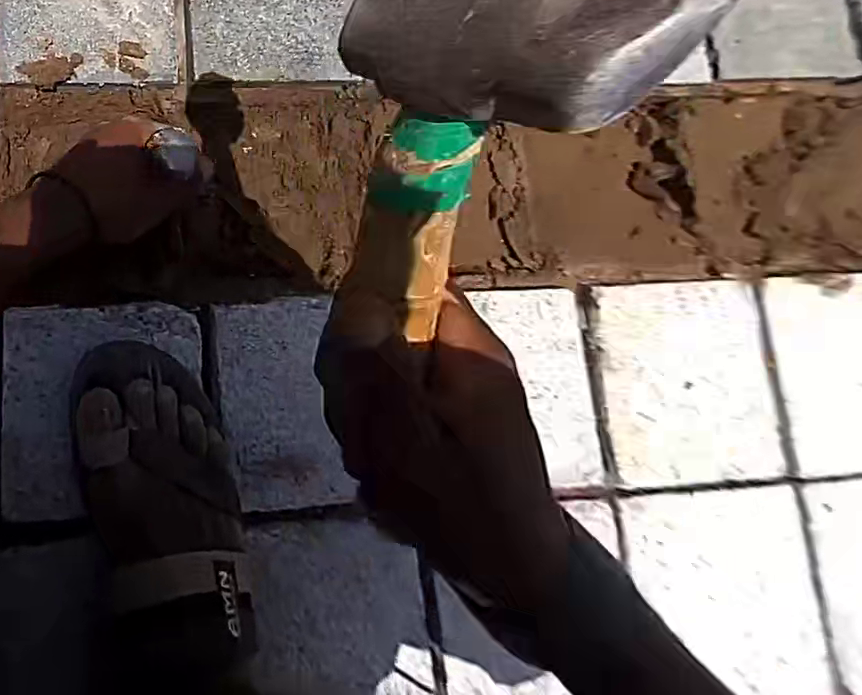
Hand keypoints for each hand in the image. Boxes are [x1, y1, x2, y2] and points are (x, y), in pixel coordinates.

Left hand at [40, 118, 210, 244]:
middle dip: (165, 168)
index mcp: (140, 128)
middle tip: (170, 196)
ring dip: (142, 172)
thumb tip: (206, 167)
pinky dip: (120, 175)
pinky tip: (120, 196)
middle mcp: (117, 124)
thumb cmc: (113, 205)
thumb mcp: (158, 201)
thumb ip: (187, 183)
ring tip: (145, 200)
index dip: (190, 165)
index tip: (191, 188)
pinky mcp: (78, 154)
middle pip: (155, 144)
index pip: (180, 140)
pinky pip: (111, 161)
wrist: (55, 213)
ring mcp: (95, 137)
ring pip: (131, 153)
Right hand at [316, 283, 570, 617]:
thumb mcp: (410, 440)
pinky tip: (377, 464)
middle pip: (381, 325)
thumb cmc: (467, 507)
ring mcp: (452, 384)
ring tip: (369, 457)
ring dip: (358, 406)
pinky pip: (388, 394)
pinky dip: (372, 425)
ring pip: (375, 363)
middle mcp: (462, 356)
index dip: (366, 299)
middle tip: (357, 426)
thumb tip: (355, 299)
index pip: (412, 281)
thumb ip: (379, 369)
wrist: (518, 578)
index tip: (343, 349)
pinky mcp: (442, 410)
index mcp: (467, 350)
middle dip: (353, 372)